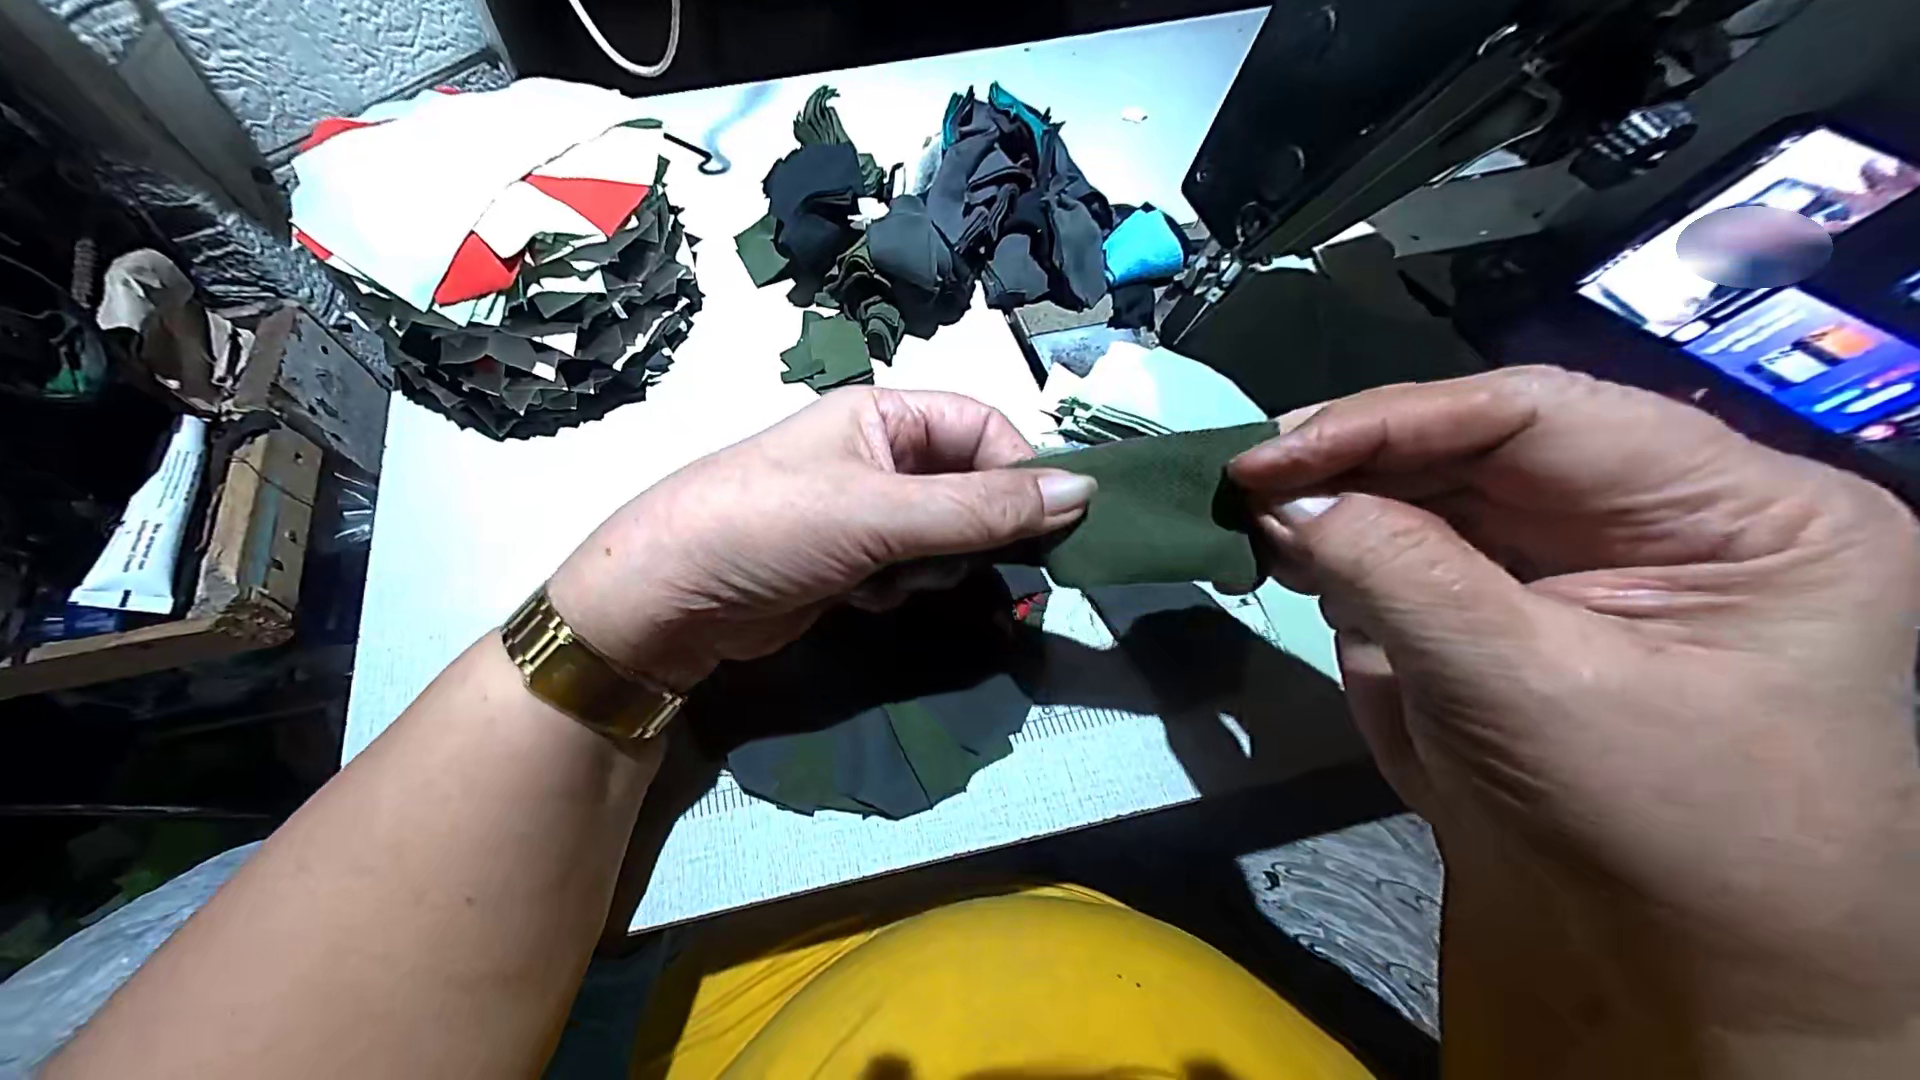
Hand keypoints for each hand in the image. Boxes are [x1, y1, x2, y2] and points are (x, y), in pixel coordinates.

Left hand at [547, 388, 1093, 690]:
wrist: (668, 601)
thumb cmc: (773, 528)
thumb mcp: (883, 512)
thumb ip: (984, 508)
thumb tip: (1086, 491)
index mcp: (885, 416)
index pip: (984, 428)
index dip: (1019, 473)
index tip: (1045, 525)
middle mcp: (880, 456)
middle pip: (968, 485)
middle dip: (974, 530)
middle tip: (964, 564)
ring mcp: (865, 511)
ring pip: (944, 535)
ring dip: (935, 565)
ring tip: (896, 581)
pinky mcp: (852, 560)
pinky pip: (911, 568)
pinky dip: (904, 587)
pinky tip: (867, 600)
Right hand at [1229, 367, 1919, 1032]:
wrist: (1636, 950)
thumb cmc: (1638, 820)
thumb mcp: (1517, 681)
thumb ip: (1392, 568)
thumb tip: (1278, 500)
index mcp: (1725, 505)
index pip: (1530, 413)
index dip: (1385, 421)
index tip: (1270, 455)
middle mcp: (1636, 506)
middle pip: (1462, 443)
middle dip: (1343, 460)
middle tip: (1244, 479)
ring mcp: (1550, 550)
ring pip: (1414, 487)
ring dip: (1326, 501)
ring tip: (1252, 518)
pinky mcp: (1480, 594)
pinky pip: (1393, 543)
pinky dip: (1329, 544)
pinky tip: (1286, 554)